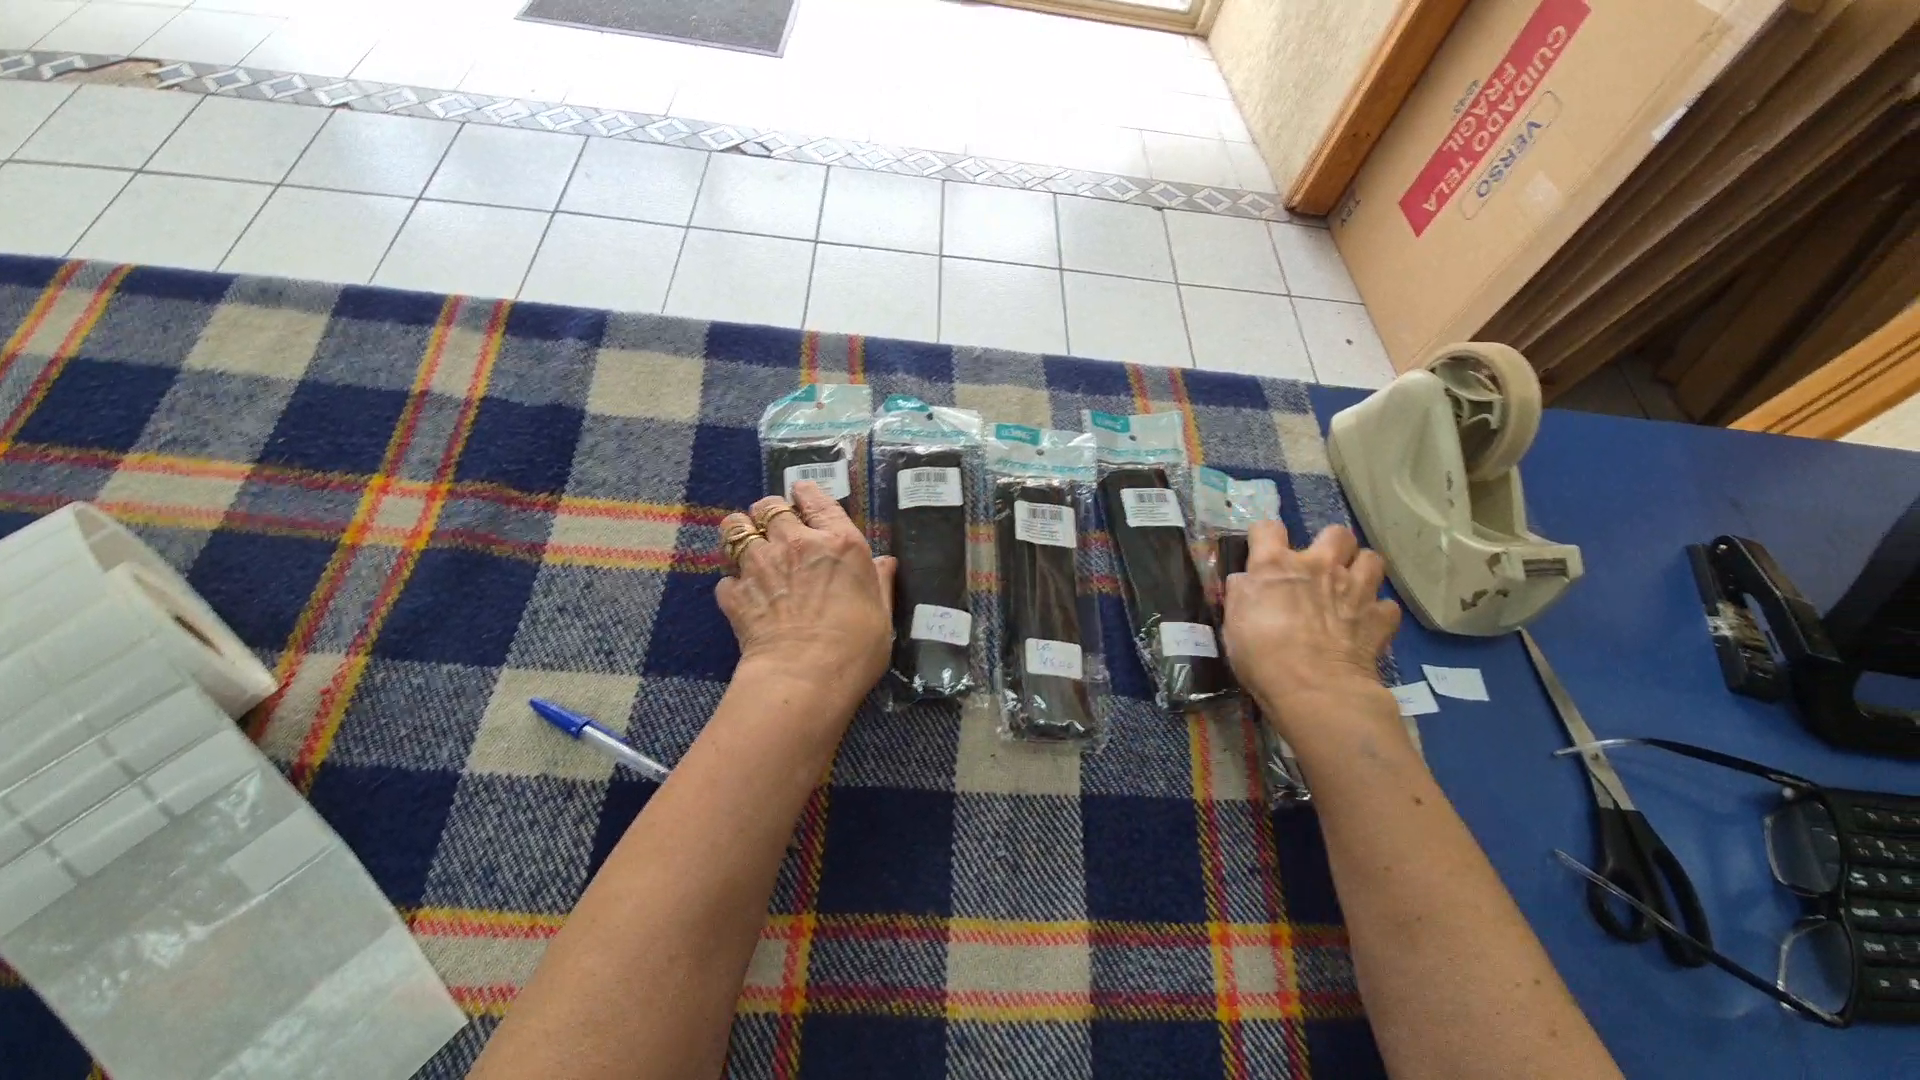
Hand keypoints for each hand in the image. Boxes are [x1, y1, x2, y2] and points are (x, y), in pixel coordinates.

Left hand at [715, 482, 897, 713]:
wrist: (806, 677)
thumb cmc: (856, 647)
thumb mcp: (882, 613)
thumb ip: (880, 582)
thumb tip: (885, 562)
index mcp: (838, 542)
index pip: (815, 498)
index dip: (805, 493)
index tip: (801, 496)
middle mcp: (796, 543)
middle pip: (769, 506)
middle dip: (769, 511)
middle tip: (773, 527)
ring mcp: (760, 565)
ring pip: (735, 528)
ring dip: (740, 534)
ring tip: (746, 547)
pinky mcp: (735, 592)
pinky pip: (725, 577)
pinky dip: (732, 584)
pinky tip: (742, 596)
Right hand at [1221, 522, 1401, 741]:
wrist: (1313, 688)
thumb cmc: (1262, 655)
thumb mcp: (1233, 622)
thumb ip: (1242, 593)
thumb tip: (1246, 580)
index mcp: (1276, 564)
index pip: (1268, 528)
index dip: (1264, 537)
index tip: (1262, 550)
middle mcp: (1319, 565)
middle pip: (1336, 533)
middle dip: (1331, 545)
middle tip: (1321, 566)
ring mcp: (1355, 589)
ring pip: (1371, 559)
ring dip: (1361, 570)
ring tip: (1351, 587)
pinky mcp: (1379, 617)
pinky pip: (1386, 605)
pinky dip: (1377, 612)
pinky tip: (1366, 622)